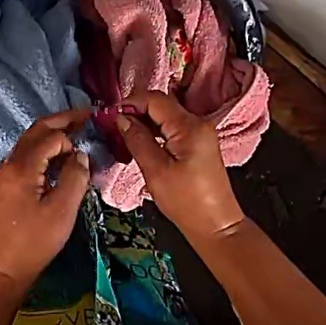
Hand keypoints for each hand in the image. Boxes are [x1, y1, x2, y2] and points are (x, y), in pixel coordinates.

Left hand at [0, 108, 92, 287]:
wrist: (4, 268)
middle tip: (86, 115)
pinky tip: (59, 159)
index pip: (51, 137)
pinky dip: (44, 149)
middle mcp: (10, 163)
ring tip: (76, 133)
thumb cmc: (35, 241)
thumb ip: (75, 177)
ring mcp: (6, 173)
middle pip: (36, 131)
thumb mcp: (63, 210)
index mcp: (22, 167)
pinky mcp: (7, 184)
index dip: (72, 140)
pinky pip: (27, 155)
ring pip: (30, 142)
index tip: (90, 146)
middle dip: (62, 121)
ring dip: (52, 134)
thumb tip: (81, 155)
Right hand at [118, 91, 247, 242]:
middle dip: (136, 111)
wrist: (216, 225)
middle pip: (162, 105)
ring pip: (166, 115)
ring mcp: (200, 132)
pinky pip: (172, 127)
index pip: (156, 99)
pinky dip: (155, 130)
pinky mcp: (198, 143)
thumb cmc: (186, 201)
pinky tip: (140, 141)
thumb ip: (138, 140)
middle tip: (112, 124)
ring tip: (122, 133)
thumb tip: (121, 118)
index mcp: (189, 126)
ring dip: (144, 120)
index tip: (109, 114)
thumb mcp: (156, 171)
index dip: (130, 102)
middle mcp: (198, 123)